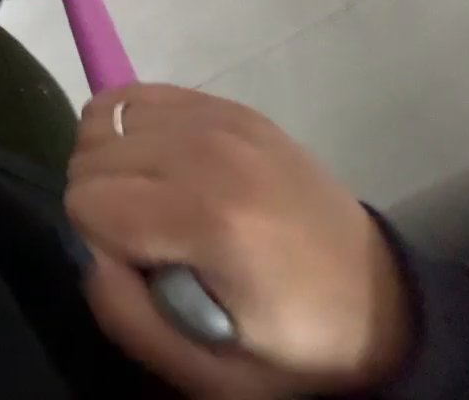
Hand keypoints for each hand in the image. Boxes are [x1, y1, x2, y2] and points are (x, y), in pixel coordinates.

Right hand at [67, 85, 411, 398]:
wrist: (383, 302)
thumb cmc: (292, 340)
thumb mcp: (211, 370)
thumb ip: (125, 314)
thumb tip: (90, 255)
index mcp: (210, 219)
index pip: (85, 202)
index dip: (101, 243)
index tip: (147, 268)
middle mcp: (209, 152)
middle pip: (88, 158)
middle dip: (101, 201)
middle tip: (148, 236)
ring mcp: (219, 119)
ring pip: (100, 121)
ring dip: (109, 161)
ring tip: (150, 196)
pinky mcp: (225, 105)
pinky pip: (130, 97)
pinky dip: (124, 127)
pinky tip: (155, 162)